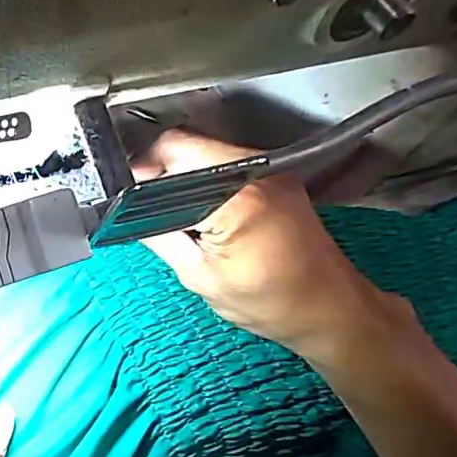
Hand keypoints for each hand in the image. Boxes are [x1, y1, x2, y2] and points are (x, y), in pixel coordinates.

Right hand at [130, 129, 416, 363]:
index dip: (139, 177)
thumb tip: (131, 215)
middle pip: (185, 147)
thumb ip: (161, 238)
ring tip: (177, 215)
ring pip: (203, 153)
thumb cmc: (275, 303)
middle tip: (147, 210)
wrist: (330, 309)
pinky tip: (201, 213)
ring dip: (179, 176)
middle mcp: (258, 175)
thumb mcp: (200, 277)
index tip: (127, 201)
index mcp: (238, 199)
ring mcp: (271, 173)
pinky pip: (223, 166)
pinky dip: (201, 182)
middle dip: (157, 173)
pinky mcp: (276, 178)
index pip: (169, 160)